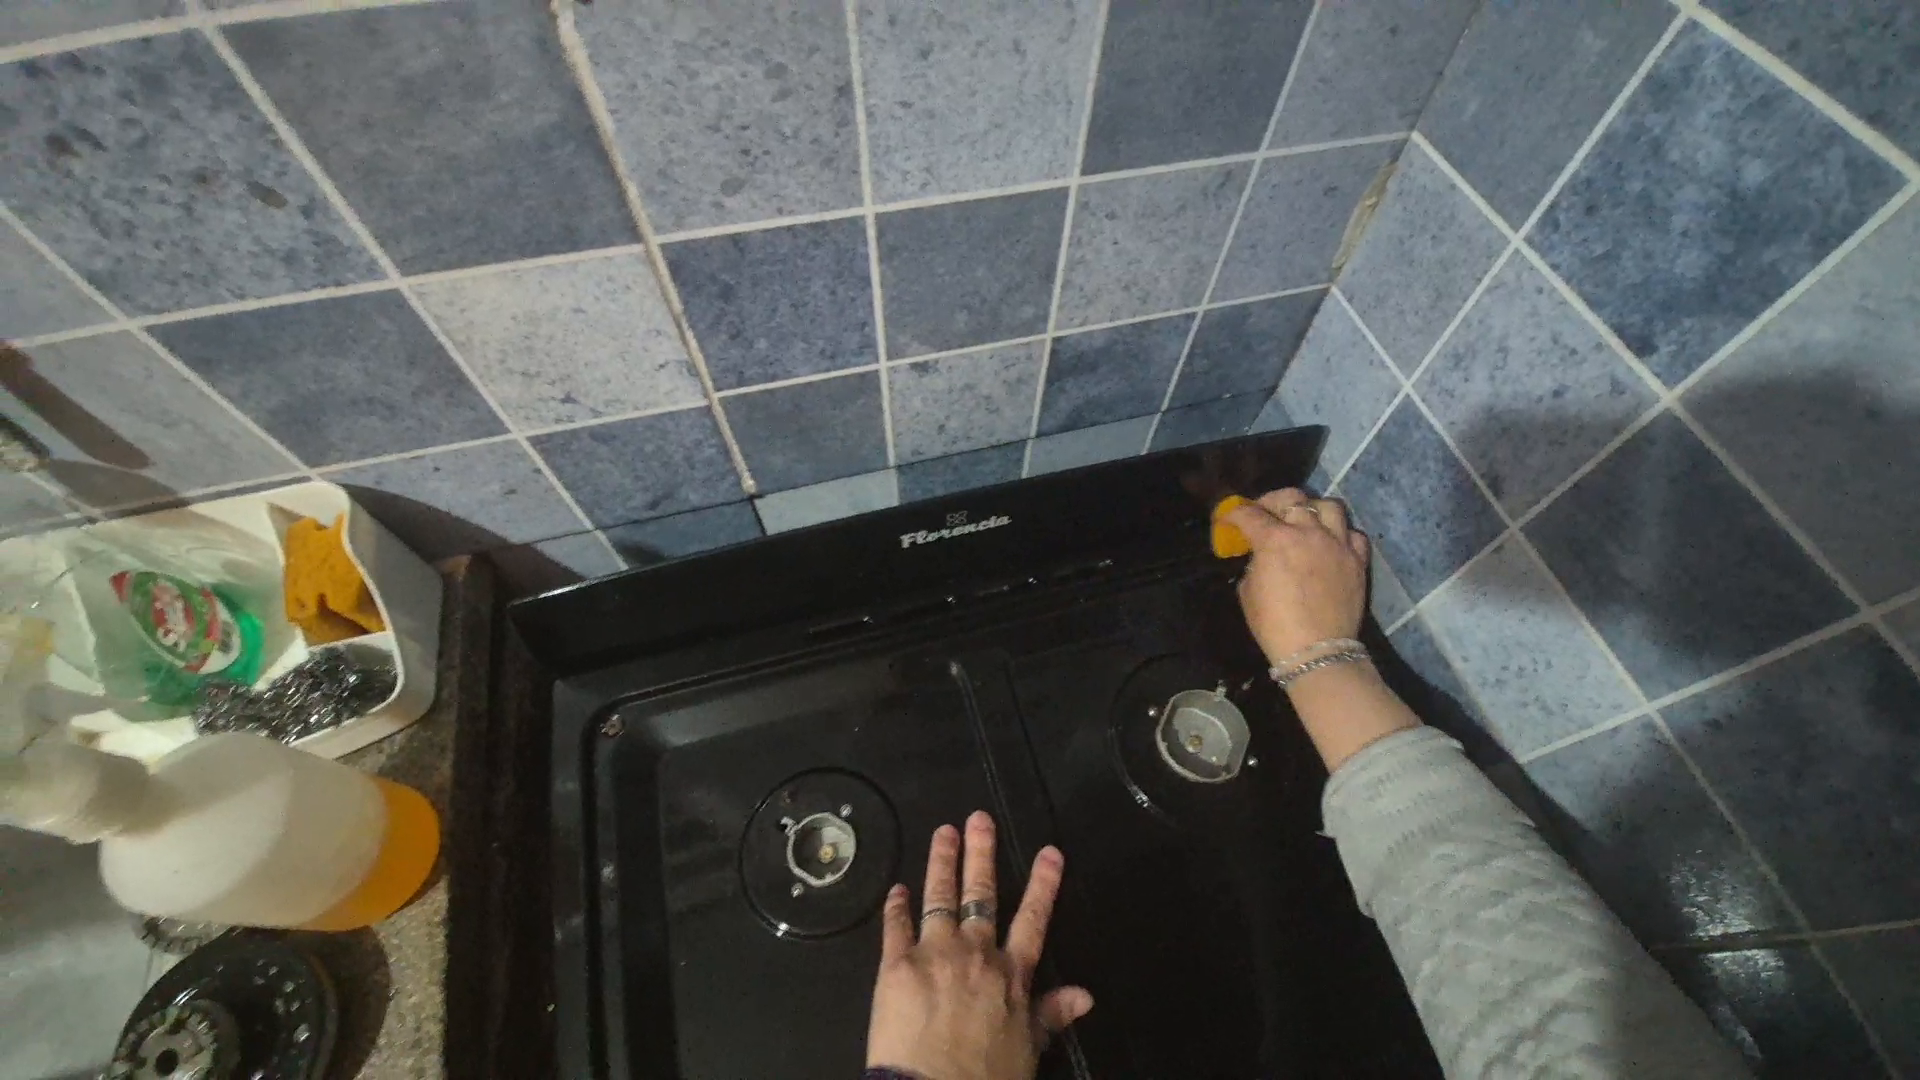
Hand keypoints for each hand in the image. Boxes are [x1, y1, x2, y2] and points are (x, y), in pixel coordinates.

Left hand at [865, 811, 1093, 1079]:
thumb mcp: (1028, 1051)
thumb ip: (1051, 1015)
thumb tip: (1086, 995)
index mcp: (1010, 975)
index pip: (1032, 921)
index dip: (1042, 885)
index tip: (1049, 851)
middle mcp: (974, 953)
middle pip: (980, 895)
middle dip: (981, 854)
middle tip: (979, 818)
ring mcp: (934, 953)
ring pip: (939, 896)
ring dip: (941, 862)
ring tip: (943, 832)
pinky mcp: (896, 964)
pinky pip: (896, 925)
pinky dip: (896, 906)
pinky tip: (896, 889)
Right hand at [1224, 489, 1370, 664]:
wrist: (1317, 650)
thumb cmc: (1273, 624)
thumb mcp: (1248, 591)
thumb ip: (1254, 564)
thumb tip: (1261, 558)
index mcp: (1275, 540)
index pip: (1249, 513)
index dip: (1233, 513)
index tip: (1226, 519)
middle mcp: (1308, 533)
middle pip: (1292, 498)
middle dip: (1272, 501)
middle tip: (1265, 514)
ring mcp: (1337, 544)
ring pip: (1328, 506)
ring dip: (1311, 511)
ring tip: (1303, 523)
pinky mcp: (1357, 560)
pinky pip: (1352, 534)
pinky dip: (1340, 534)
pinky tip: (1330, 544)